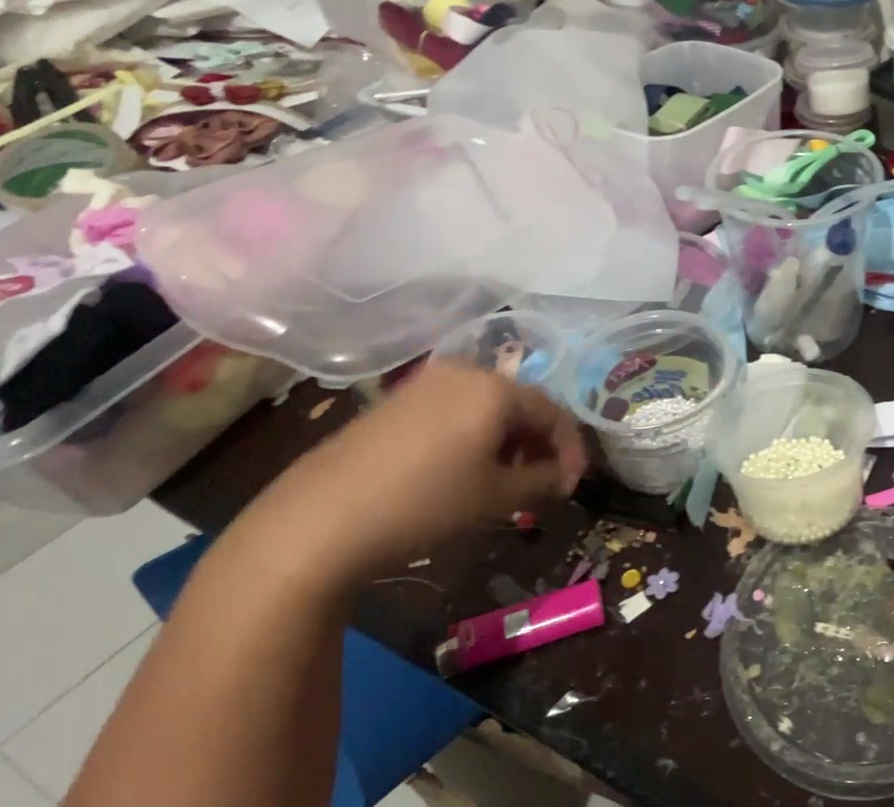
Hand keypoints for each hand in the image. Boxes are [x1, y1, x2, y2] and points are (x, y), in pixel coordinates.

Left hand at [235, 363, 589, 583]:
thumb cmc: (424, 503)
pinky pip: (453, 411)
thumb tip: (564, 476)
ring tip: (506, 481)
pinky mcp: (394, 402)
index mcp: (495, 388)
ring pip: (486, 406)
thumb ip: (543, 479)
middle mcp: (463, 372)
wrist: (318, 520)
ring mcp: (424, 384)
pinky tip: (465, 471)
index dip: (570, 449)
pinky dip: (473, 436)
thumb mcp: (497, 497)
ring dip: (506, 440)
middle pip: (519, 403)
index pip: (553, 411)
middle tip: (544, 482)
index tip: (574, 485)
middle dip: (537, 443)